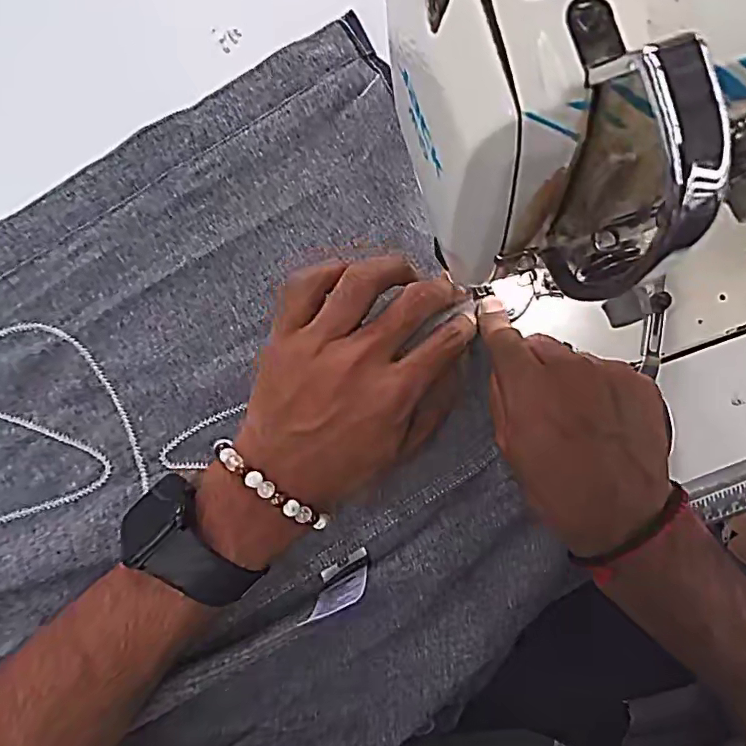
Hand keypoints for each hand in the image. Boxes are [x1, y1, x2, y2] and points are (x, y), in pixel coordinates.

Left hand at [196, 256, 477, 568]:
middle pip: (413, 301)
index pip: (444, 340)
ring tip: (402, 271)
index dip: (463, 323)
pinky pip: (305, 286)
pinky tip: (346, 273)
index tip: (465, 317)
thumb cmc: (338, 468)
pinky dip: (328, 270)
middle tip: (443, 289)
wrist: (279, 478)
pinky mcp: (286, 337)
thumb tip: (455, 365)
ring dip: (392, 267)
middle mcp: (359, 360)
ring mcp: (319, 343)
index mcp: (393, 392)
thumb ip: (435, 405)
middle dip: (440, 288)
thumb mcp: (402, 448)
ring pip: (362, 280)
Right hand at [479, 298, 672, 557]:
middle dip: (537, 368)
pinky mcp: (636, 381)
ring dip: (573, 380)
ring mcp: (607, 373)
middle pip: (543, 346)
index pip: (504, 336)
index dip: (495, 325)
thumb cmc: (568, 493)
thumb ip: (502, 401)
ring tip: (579, 422)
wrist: (624, 514)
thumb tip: (502, 378)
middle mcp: (569, 369)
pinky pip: (609, 373)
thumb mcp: (513, 450)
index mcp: (530, 384)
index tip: (492, 314)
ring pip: (578, 360)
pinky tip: (603, 422)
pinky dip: (604, 390)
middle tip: (543, 404)